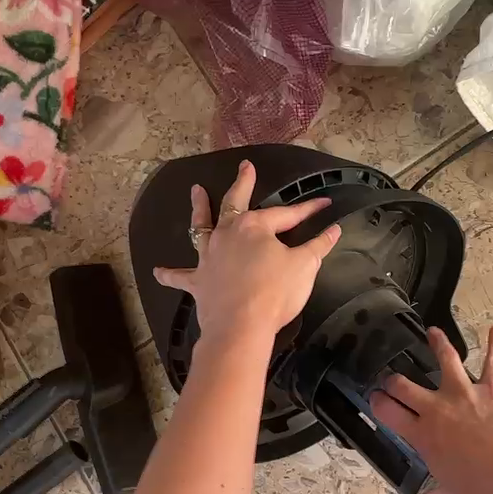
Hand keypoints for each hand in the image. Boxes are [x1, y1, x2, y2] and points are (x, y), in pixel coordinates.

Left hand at [153, 160, 341, 345]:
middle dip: (242, 184)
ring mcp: (209, 256)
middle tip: (244, 167)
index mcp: (254, 226)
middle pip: (234, 203)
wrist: (241, 326)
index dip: (307, 210)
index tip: (323, 205)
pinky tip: (158, 271)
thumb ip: (318, 247)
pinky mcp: (198, 281)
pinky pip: (180, 276)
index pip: (287, 214)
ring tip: (195, 192)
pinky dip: (170, 274)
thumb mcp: (305, 267)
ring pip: (201, 227)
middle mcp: (227, 234)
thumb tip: (334, 230)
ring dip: (198, 209)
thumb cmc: (275, 292)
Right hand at [370, 324, 492, 493]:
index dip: (378, 403)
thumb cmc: (482, 483)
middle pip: (404, 386)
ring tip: (433, 332)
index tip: (374, 398)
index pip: (388, 413)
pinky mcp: (490, 387)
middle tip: (390, 378)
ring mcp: (463, 393)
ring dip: (438, 344)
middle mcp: (436, 408)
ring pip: (445, 360)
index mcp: (422, 434)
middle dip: (393, 380)